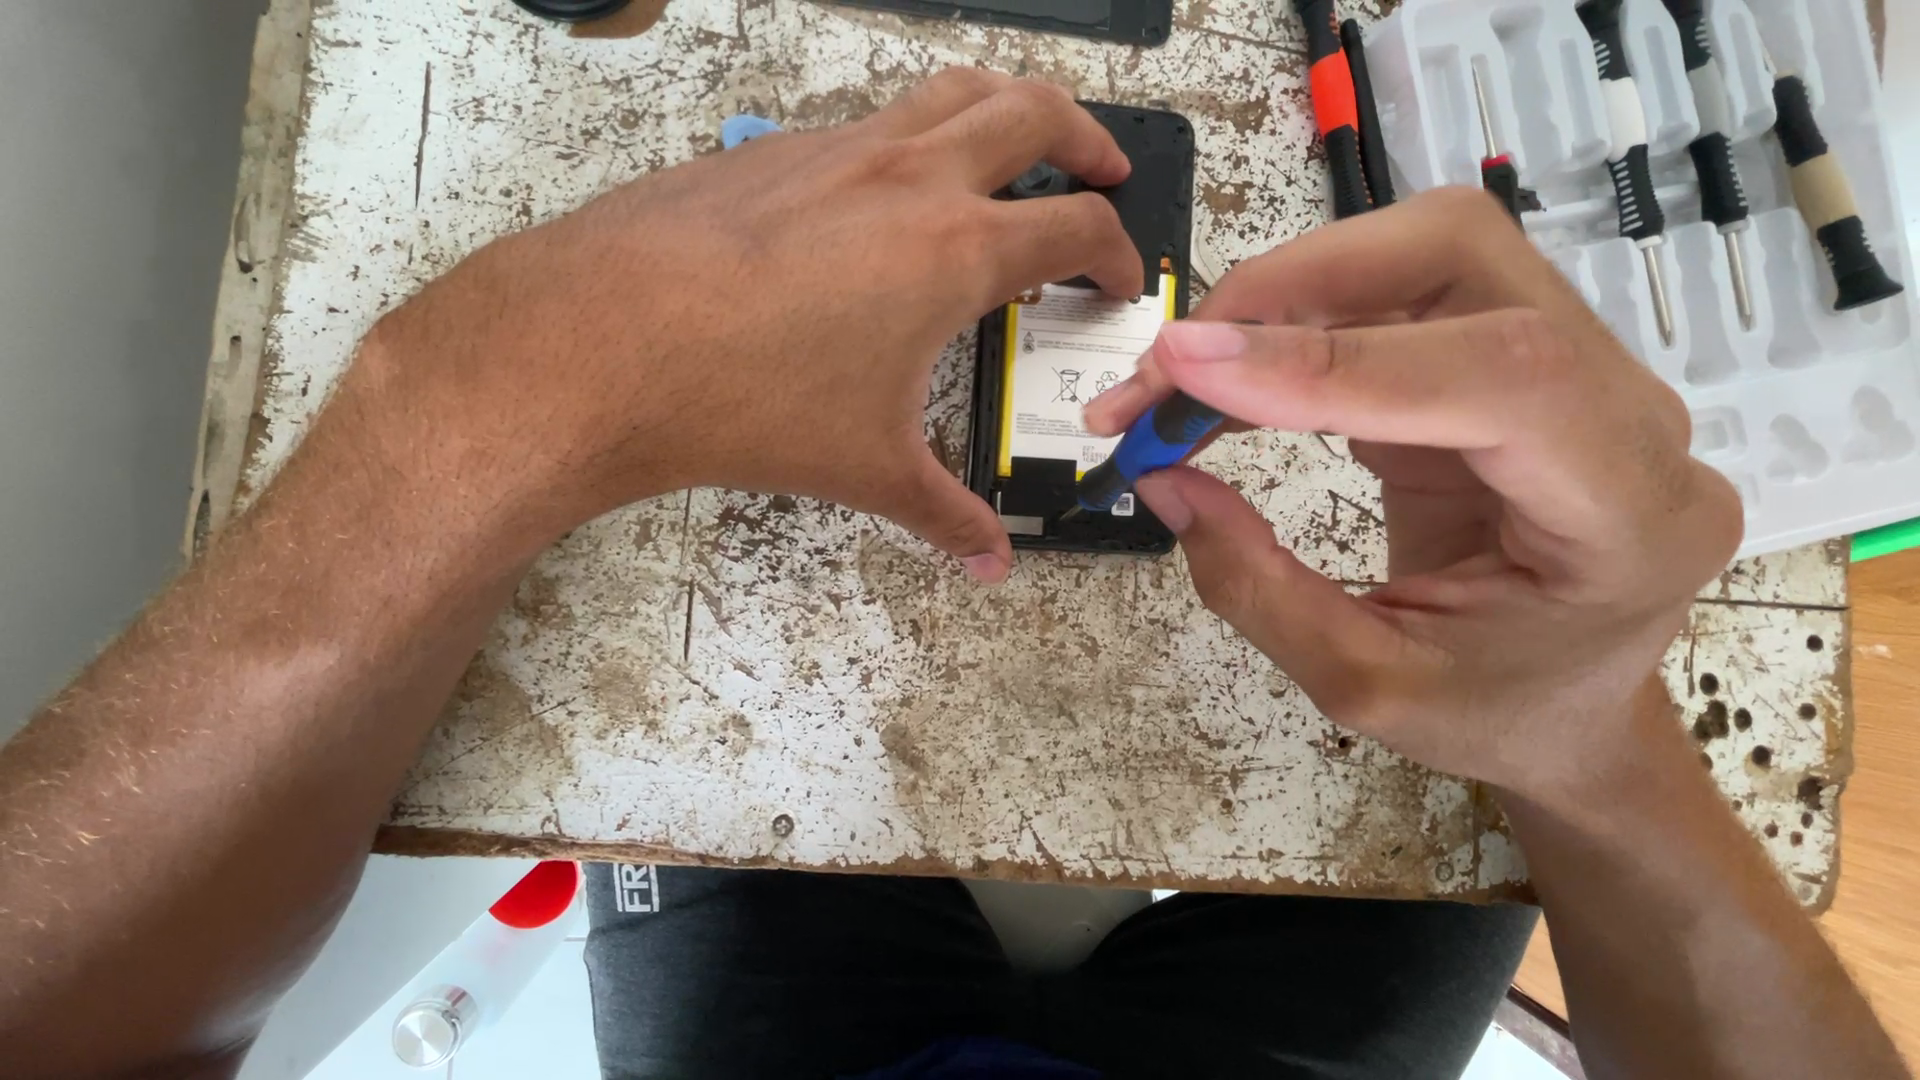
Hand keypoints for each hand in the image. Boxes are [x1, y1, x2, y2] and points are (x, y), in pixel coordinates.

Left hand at [336, 69, 1142, 581]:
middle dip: (1087, 138)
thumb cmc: (749, 403)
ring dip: (1003, 112)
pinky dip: (911, 139)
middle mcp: (907, 178)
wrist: (605, 345)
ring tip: (1016, 148)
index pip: (1075, 228)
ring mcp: (837, 151)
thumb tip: (986, 566)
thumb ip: (945, 517)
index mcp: (954, 248)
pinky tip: (890, 196)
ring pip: (949, 93)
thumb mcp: (870, 469)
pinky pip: (870, 123)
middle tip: (1105, 168)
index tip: (1117, 280)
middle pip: (1033, 113)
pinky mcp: (774, 152)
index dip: (1114, 254)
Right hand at [1085, 189, 1742, 802]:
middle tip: (1167, 366)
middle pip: (1457, 259)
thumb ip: (1255, 586)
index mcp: (1628, 513)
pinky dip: (1278, 334)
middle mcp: (1618, 409)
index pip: (1500, 377)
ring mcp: (1559, 369)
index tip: (1185, 368)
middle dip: (1287, 292)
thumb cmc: (1492, 716)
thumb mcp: (1363, 684)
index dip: (1332, 360)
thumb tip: (1160, 476)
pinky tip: (1216, 389)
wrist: (1568, 710)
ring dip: (1271, 304)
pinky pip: (1379, 306)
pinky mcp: (1489, 365)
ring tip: (1170, 384)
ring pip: (1411, 259)